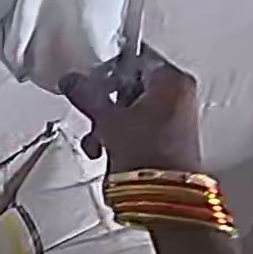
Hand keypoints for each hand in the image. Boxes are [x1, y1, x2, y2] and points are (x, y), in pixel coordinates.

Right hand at [59, 48, 205, 173]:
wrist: (162, 196)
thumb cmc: (149, 154)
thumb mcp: (108, 118)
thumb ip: (87, 94)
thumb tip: (73, 80)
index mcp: (173, 81)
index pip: (136, 57)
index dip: (108, 66)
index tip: (90, 76)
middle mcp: (179, 96)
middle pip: (131, 84)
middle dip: (105, 101)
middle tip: (93, 110)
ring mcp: (175, 118)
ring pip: (131, 108)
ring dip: (108, 122)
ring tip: (98, 138)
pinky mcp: (168, 139)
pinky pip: (137, 126)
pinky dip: (119, 134)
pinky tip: (106, 148)